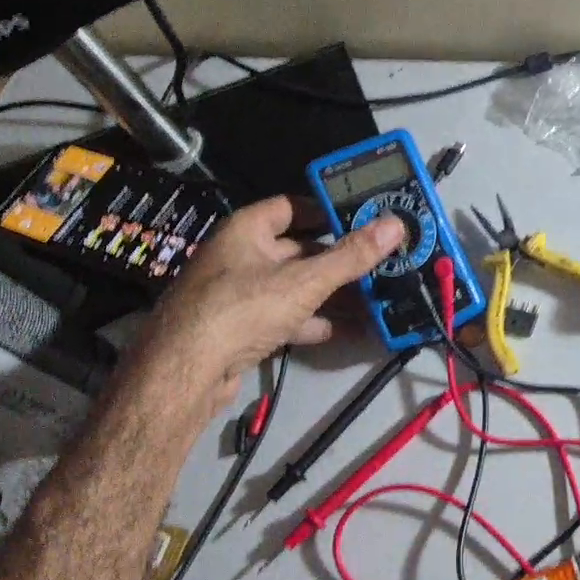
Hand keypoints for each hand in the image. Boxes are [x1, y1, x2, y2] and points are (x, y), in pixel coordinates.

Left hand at [121, 195, 403, 420]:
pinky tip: (342, 330)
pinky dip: (312, 321)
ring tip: (372, 298)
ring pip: (293, 286)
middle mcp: (239, 256)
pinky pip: (284, 316)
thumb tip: (395, 224)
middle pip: (298, 249)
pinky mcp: (239, 328)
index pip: (292, 206)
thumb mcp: (305, 281)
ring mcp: (237, 294)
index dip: (328, 210)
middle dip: (338, 259)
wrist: (184, 373)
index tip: (365, 219)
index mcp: (247, 230)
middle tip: (379, 262)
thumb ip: (352, 256)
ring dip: (330, 293)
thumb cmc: (243, 309)